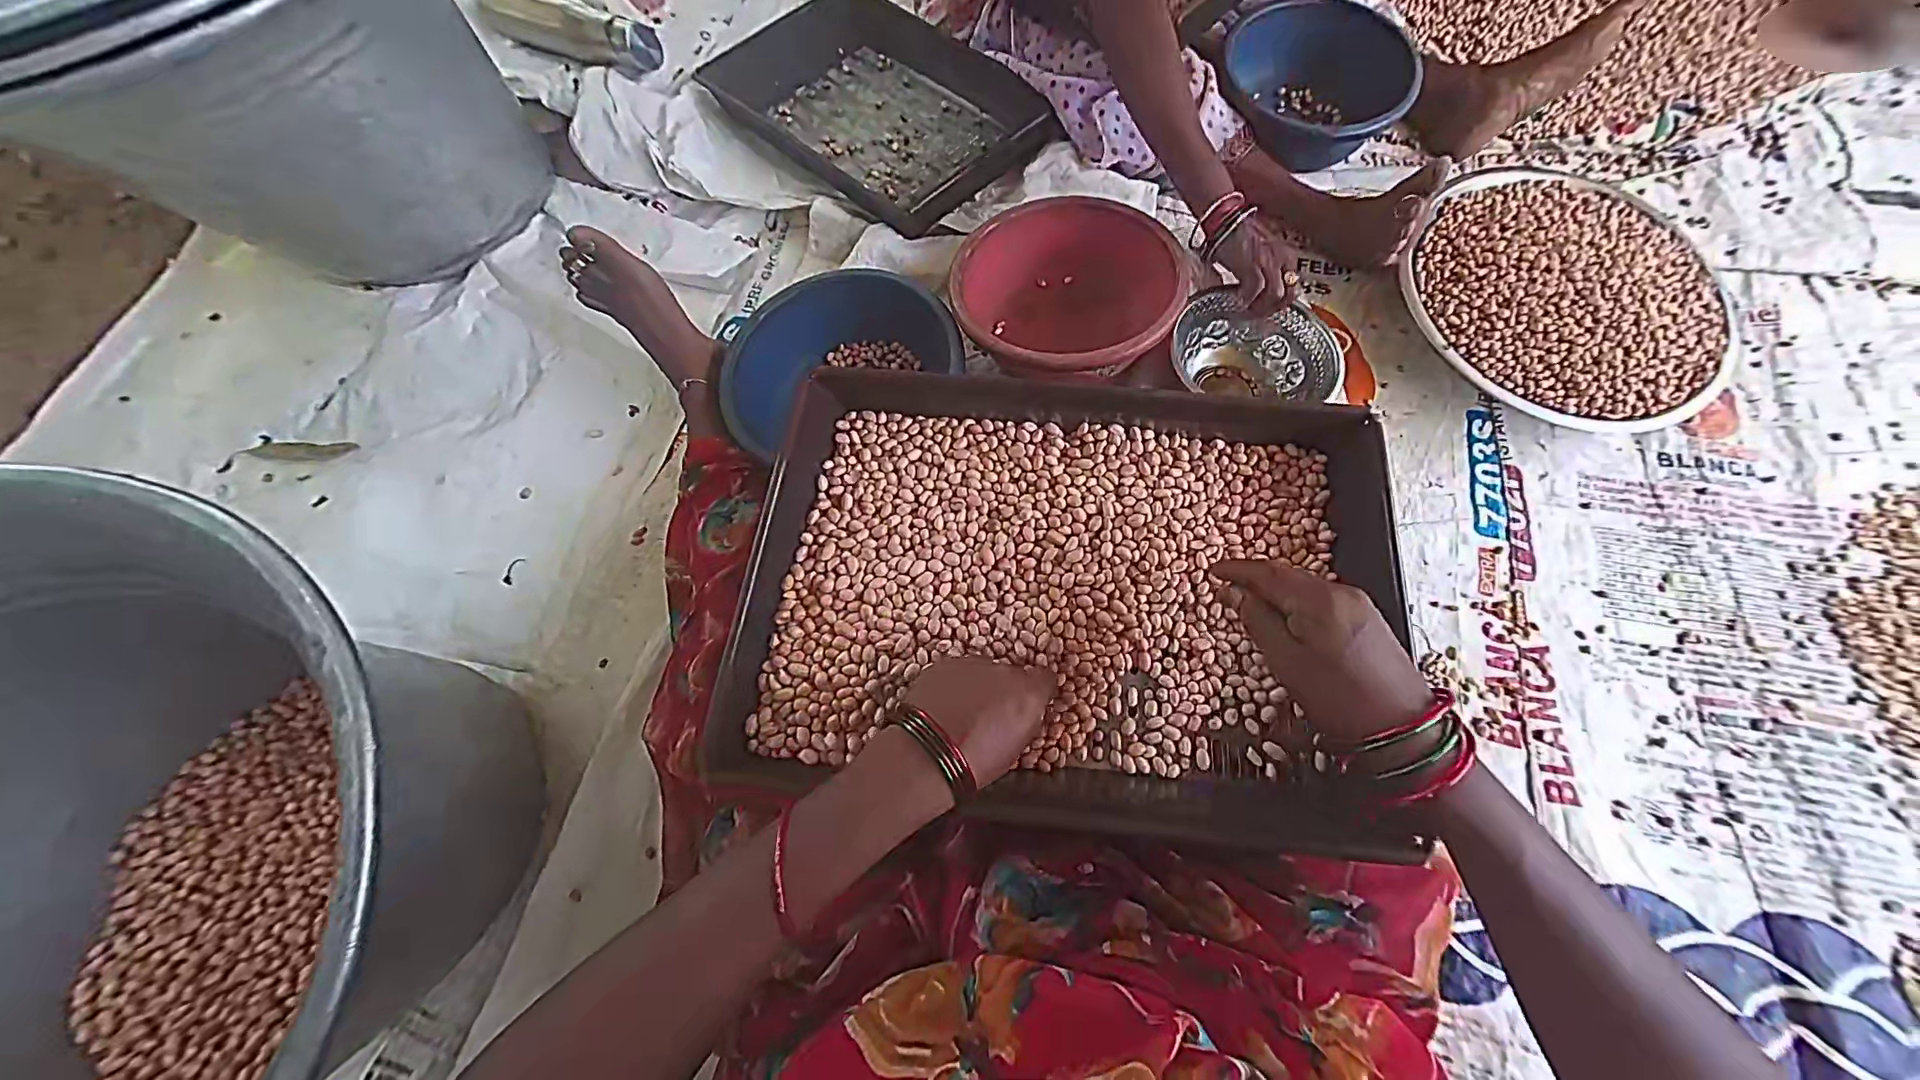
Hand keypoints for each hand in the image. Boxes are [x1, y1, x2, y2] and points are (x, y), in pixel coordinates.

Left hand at [902, 658, 1055, 788]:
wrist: (928, 753)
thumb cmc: (974, 762)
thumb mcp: (1015, 750)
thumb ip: (1025, 722)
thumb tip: (1023, 715)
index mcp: (1029, 694)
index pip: (1045, 679)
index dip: (1038, 690)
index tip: (1029, 703)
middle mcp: (1004, 672)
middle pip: (1011, 673)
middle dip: (1004, 690)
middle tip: (991, 714)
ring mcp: (972, 664)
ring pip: (982, 670)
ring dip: (978, 685)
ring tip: (964, 713)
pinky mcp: (945, 665)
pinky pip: (956, 671)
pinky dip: (953, 684)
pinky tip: (945, 706)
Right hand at [1210, 559, 1430, 745]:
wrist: (1402, 726)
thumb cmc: (1337, 698)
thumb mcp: (1284, 660)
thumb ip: (1257, 620)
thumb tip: (1233, 593)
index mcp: (1318, 600)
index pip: (1268, 572)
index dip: (1236, 569)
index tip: (1213, 570)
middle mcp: (1341, 593)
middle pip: (1288, 575)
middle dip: (1255, 578)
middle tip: (1226, 588)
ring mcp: (1358, 604)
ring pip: (1305, 586)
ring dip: (1276, 591)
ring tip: (1250, 604)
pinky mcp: (1366, 617)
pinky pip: (1321, 599)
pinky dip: (1296, 601)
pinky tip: (1285, 616)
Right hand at [1211, 212, 1300, 315]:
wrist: (1225, 217)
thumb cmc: (1235, 230)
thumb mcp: (1256, 247)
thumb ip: (1259, 265)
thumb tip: (1250, 286)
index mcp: (1285, 253)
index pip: (1293, 284)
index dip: (1281, 301)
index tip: (1268, 308)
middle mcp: (1282, 257)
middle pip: (1289, 294)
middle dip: (1273, 310)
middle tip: (1259, 315)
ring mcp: (1269, 261)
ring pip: (1275, 296)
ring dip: (1260, 309)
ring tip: (1247, 312)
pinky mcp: (1253, 265)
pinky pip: (1255, 291)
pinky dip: (1246, 300)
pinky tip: (1238, 301)